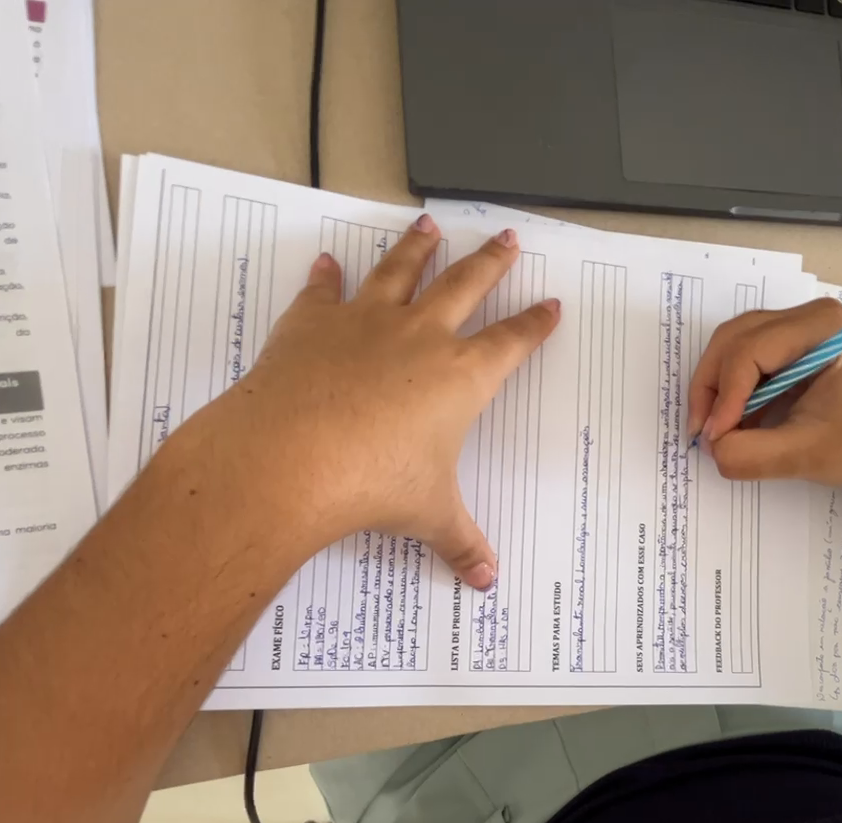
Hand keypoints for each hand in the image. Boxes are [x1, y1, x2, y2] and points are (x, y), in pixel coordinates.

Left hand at [207, 214, 557, 588]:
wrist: (292, 460)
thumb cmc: (372, 484)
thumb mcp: (429, 516)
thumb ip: (462, 543)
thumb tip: (486, 580)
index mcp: (461, 377)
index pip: (512, 342)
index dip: (534, 325)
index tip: (549, 305)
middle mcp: (420, 337)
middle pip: (466, 284)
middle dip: (490, 261)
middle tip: (505, 236)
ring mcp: (365, 323)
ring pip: (401, 270)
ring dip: (418, 247)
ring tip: (429, 224)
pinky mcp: (313, 324)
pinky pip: (325, 291)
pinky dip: (327, 277)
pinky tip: (328, 262)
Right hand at [687, 298, 841, 493]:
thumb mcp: (805, 455)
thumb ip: (750, 454)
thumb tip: (711, 448)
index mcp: (822, 327)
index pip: (750, 351)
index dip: (724, 396)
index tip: (713, 439)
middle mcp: (808, 316)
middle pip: (734, 340)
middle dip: (711, 387)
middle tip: (702, 432)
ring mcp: (800, 329)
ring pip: (734, 348)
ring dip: (718, 389)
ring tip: (718, 430)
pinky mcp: (794, 349)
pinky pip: (747, 361)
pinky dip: (733, 392)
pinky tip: (737, 423)